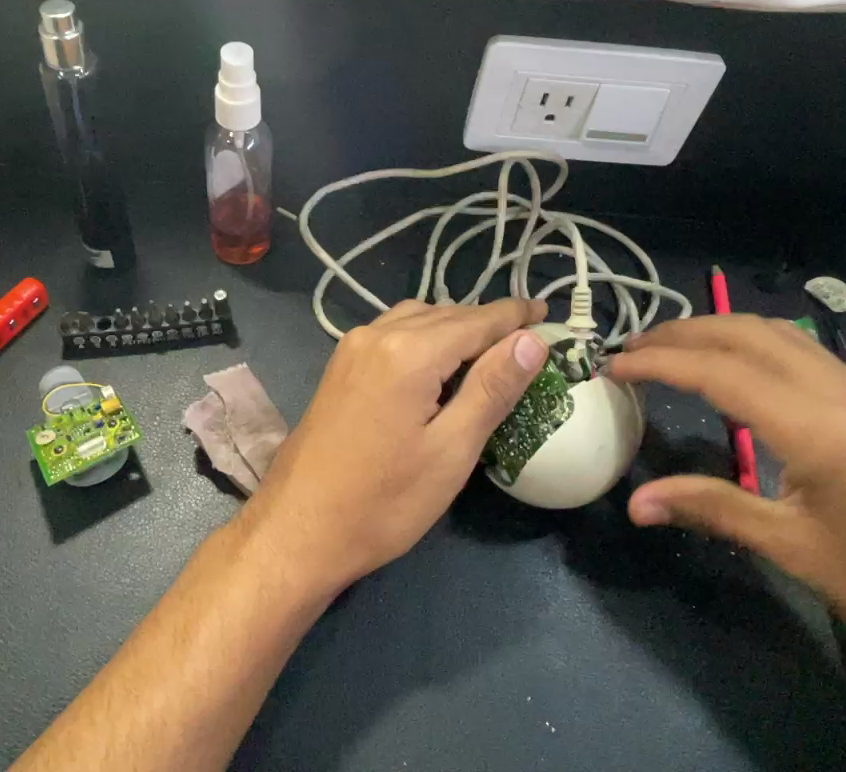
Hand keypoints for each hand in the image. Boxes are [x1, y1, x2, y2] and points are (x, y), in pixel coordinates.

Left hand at [243, 298, 548, 593]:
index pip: (477, 320)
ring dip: (456, 328)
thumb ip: (491, 389)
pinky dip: (425, 337)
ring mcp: (352, 348)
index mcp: (409, 351)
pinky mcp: (340, 367)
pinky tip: (440, 366)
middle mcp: (377, 335)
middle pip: (447, 314)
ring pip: (417, 319)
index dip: (516, 316)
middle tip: (529, 341)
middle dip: (489, 323)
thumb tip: (530, 341)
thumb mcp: (451, 451)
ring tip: (491, 353)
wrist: (297, 531)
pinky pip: (393, 333)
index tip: (548, 314)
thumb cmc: (383, 502)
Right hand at [609, 315, 845, 682]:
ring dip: (718, 331)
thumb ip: (713, 510)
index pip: (717, 371)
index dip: (658, 362)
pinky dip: (752, 344)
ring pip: (777, 334)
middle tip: (631, 347)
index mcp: (815, 426)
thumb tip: (636, 503)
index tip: (611, 364)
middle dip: (682, 332)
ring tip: (670, 349)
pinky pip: (802, 352)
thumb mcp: (796, 552)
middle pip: (746, 333)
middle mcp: (838, 391)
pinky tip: (734, 369)